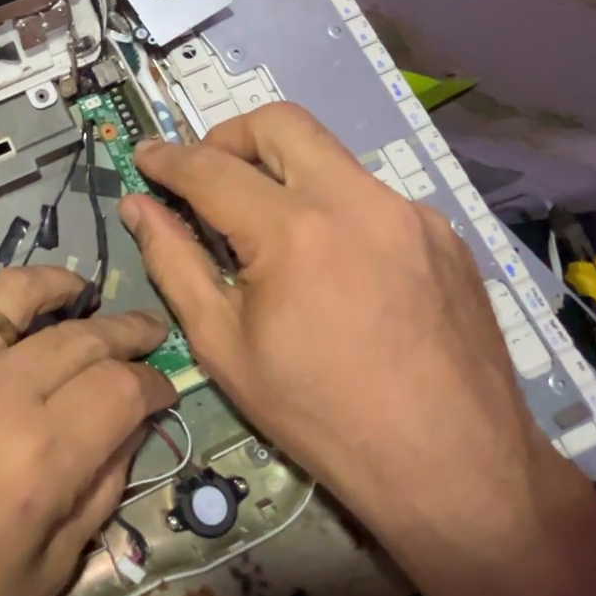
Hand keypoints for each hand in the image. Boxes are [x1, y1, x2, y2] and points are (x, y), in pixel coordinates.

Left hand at [0, 264, 175, 595]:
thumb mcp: (48, 569)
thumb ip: (98, 491)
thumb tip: (131, 428)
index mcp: (42, 455)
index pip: (123, 388)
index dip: (155, 383)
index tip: (163, 387)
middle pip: (79, 336)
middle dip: (125, 332)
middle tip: (144, 334)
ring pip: (11, 293)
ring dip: (55, 284)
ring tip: (79, 291)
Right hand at [122, 103, 595, 595]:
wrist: (457, 472)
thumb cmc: (320, 414)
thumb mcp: (223, 345)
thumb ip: (174, 262)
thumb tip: (137, 206)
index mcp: (294, 232)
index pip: (211, 167)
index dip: (168, 157)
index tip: (145, 155)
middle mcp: (356, 201)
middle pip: (279, 122)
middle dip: (228, 136)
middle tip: (206, 175)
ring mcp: (409, 212)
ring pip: (328, 154)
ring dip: (282, 171)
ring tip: (268, 229)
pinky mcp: (443, 234)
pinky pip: (369, 195)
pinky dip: (331, 207)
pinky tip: (332, 265)